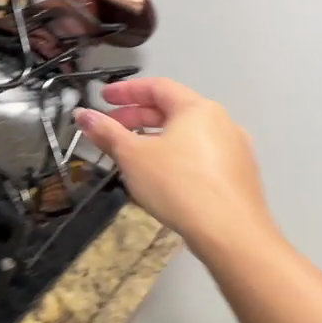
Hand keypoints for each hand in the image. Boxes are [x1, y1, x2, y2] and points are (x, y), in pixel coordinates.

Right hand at [72, 78, 281, 261]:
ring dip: (155, 136)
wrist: (232, 235)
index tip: (103, 97)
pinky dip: (175, 153)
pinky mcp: (239, 176)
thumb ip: (106, 131)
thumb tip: (83, 115)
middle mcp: (222, 123)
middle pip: (173, 109)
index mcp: (198, 109)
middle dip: (137, 115)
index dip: (126, 90)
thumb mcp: (132, 155)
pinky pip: (200, 154)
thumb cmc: (178, 185)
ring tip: (130, 152)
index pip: (158, 87)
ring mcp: (235, 150)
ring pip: (187, 133)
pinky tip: (159, 174)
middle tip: (110, 126)